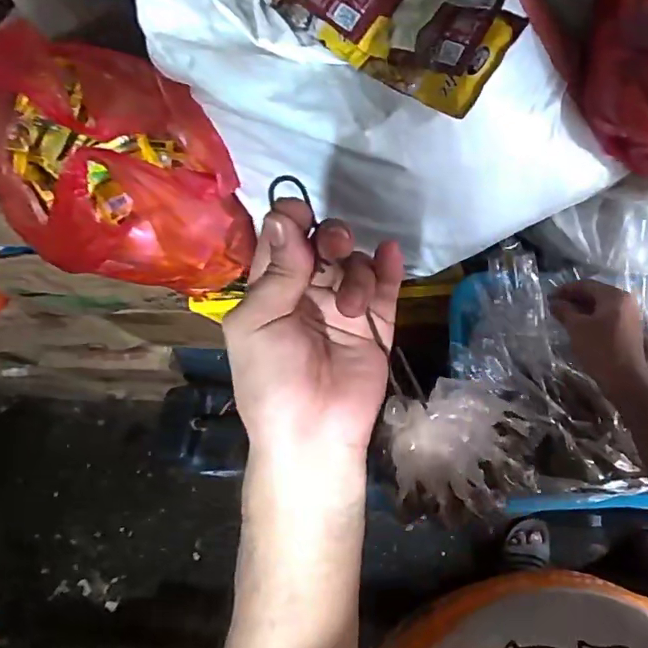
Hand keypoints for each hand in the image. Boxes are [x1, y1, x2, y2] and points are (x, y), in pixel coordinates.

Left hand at [224, 199, 404, 503]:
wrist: (313, 431)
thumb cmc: (271, 379)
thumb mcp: (258, 323)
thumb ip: (278, 271)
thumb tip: (283, 215)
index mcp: (270, 289)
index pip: (281, 239)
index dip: (291, 220)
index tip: (301, 216)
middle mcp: (307, 290)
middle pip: (322, 242)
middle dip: (330, 236)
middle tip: (332, 250)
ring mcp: (344, 306)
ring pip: (354, 261)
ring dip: (355, 270)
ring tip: (351, 307)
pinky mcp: (376, 322)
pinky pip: (385, 285)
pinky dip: (389, 266)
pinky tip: (390, 254)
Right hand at [549, 280, 647, 397]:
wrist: (626, 380)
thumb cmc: (600, 349)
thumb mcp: (577, 328)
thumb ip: (564, 311)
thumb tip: (554, 302)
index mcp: (615, 296)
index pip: (586, 285)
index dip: (566, 289)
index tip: (549, 297)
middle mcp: (626, 301)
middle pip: (595, 294)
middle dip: (574, 299)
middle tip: (555, 307)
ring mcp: (630, 316)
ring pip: (601, 307)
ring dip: (582, 310)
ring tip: (564, 317)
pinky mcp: (629, 330)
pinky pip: (608, 317)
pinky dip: (592, 318)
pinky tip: (579, 327)